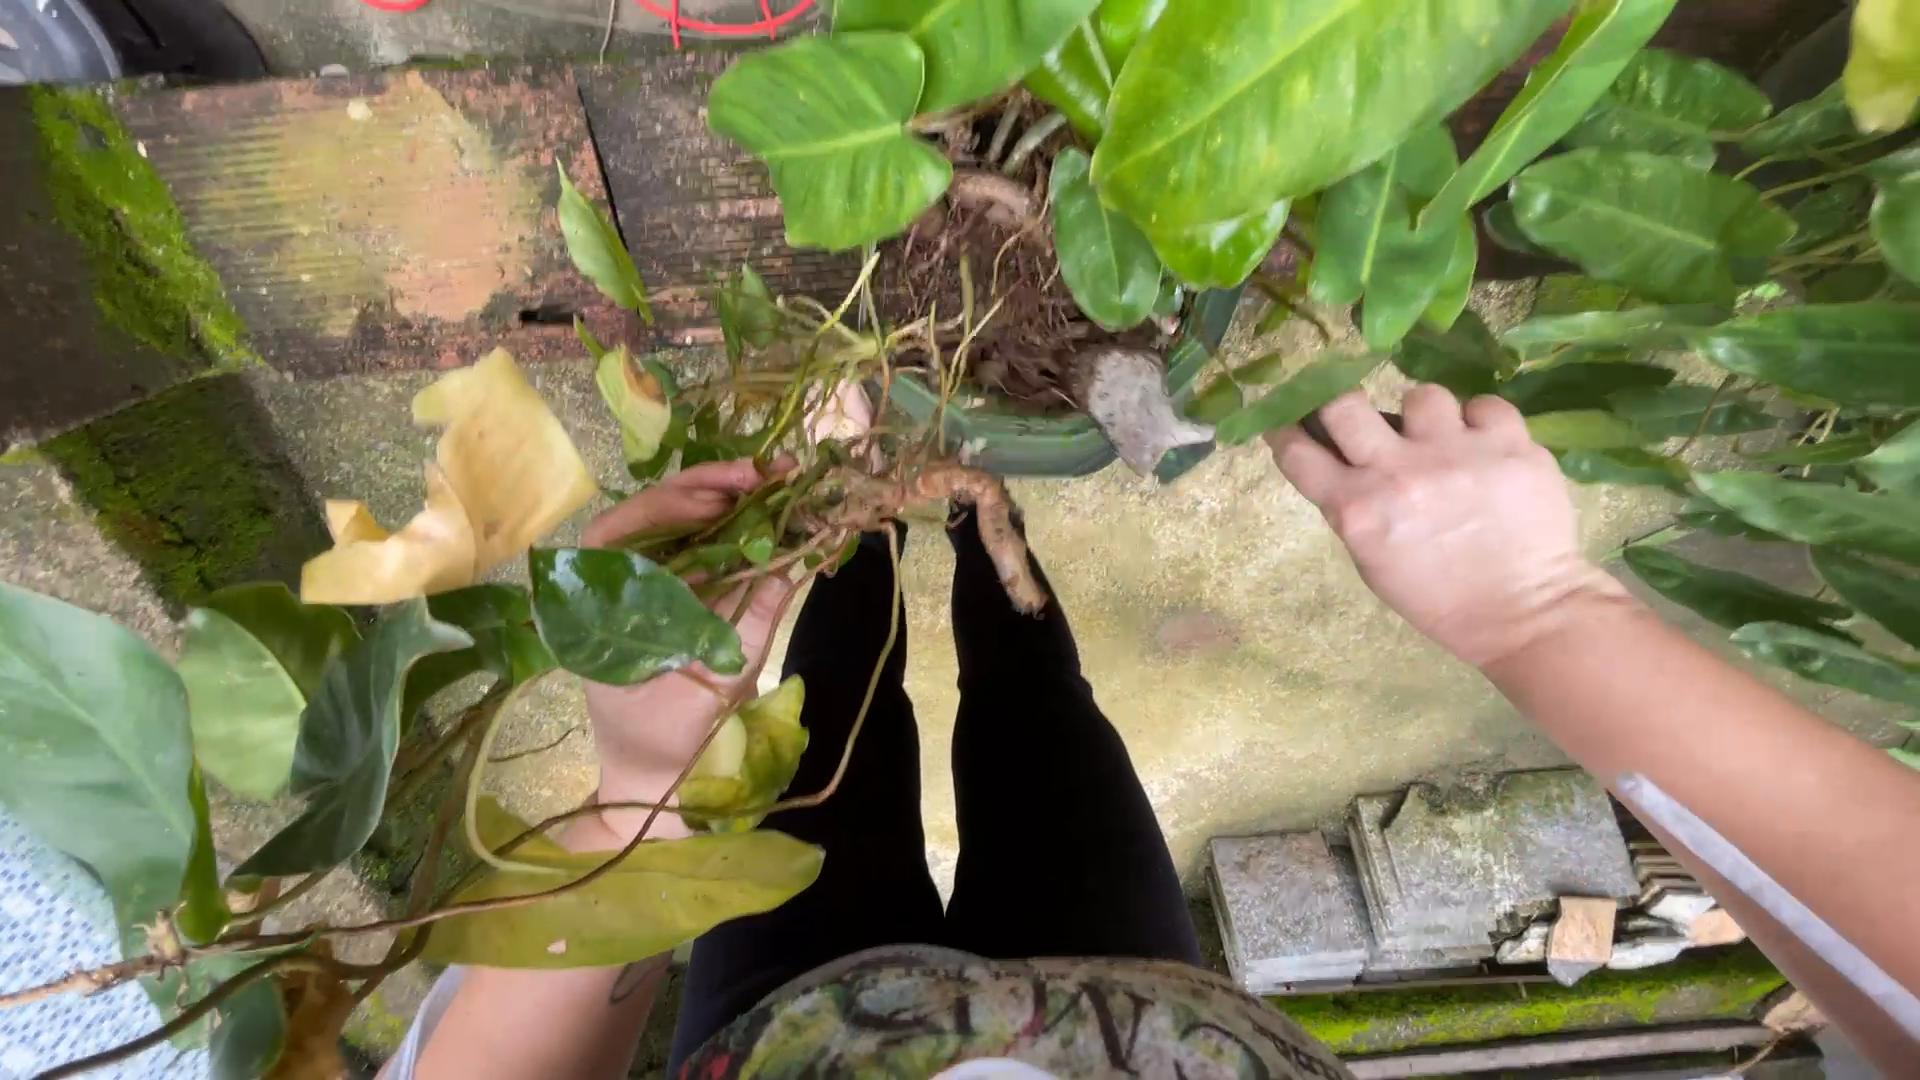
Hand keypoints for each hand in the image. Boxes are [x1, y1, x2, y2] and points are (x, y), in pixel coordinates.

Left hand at [575, 460, 795, 843]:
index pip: (619, 531)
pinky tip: (777, 517)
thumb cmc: (667, 741)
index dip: (668, 503)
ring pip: (688, 529)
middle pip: (660, 517)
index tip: (718, 495)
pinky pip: (713, 556)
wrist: (661, 780)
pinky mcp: (687, 600)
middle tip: (766, 474)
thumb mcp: (710, 684)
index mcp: (601, 607)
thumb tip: (790, 560)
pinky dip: (747, 534)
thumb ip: (751, 623)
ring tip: (778, 483)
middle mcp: (625, 589)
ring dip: (734, 503)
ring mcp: (657, 592)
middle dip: (712, 488)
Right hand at [1265, 386, 1630, 668]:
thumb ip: (1349, 505)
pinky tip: (1481, 446)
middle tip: (1356, 419)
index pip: (1297, 453)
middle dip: (1341, 406)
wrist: (1522, 611)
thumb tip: (1338, 458)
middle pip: (1343, 404)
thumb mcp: (1367, 556)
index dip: (1284, 432)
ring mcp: (1456, 453)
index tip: (1287, 422)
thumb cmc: (1432, 593)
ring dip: (1422, 415)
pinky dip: (1478, 422)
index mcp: (1356, 509)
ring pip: (1421, 395)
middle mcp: (1397, 473)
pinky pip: (1483, 406)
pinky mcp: (1511, 445)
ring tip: (1438, 438)